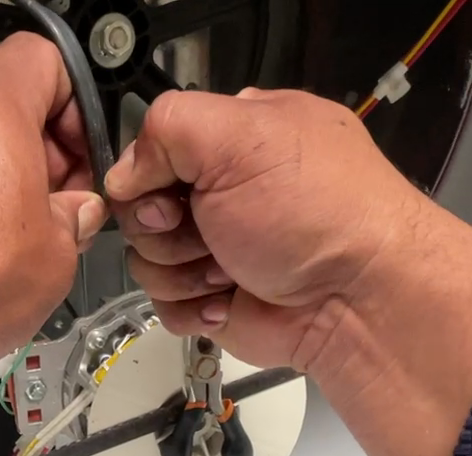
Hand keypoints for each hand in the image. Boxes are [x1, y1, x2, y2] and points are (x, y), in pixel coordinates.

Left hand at [0, 33, 109, 400]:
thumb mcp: (54, 260)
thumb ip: (75, 222)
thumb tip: (75, 215)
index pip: (45, 60)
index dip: (76, 106)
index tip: (84, 159)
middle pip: (6, 116)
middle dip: (41, 164)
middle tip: (58, 217)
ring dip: (0, 198)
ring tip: (13, 254)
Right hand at [106, 89, 471, 455]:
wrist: (349, 300)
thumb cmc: (311, 212)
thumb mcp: (241, 137)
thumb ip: (167, 130)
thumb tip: (121, 175)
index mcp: (230, 140)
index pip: (149, 153)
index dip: (147, 180)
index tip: (173, 196)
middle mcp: (218, 194)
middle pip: (139, 214)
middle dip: (166, 231)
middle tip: (210, 234)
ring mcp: (210, 250)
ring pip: (145, 264)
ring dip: (183, 273)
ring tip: (231, 271)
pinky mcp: (207, 300)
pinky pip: (163, 307)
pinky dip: (192, 309)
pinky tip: (229, 300)